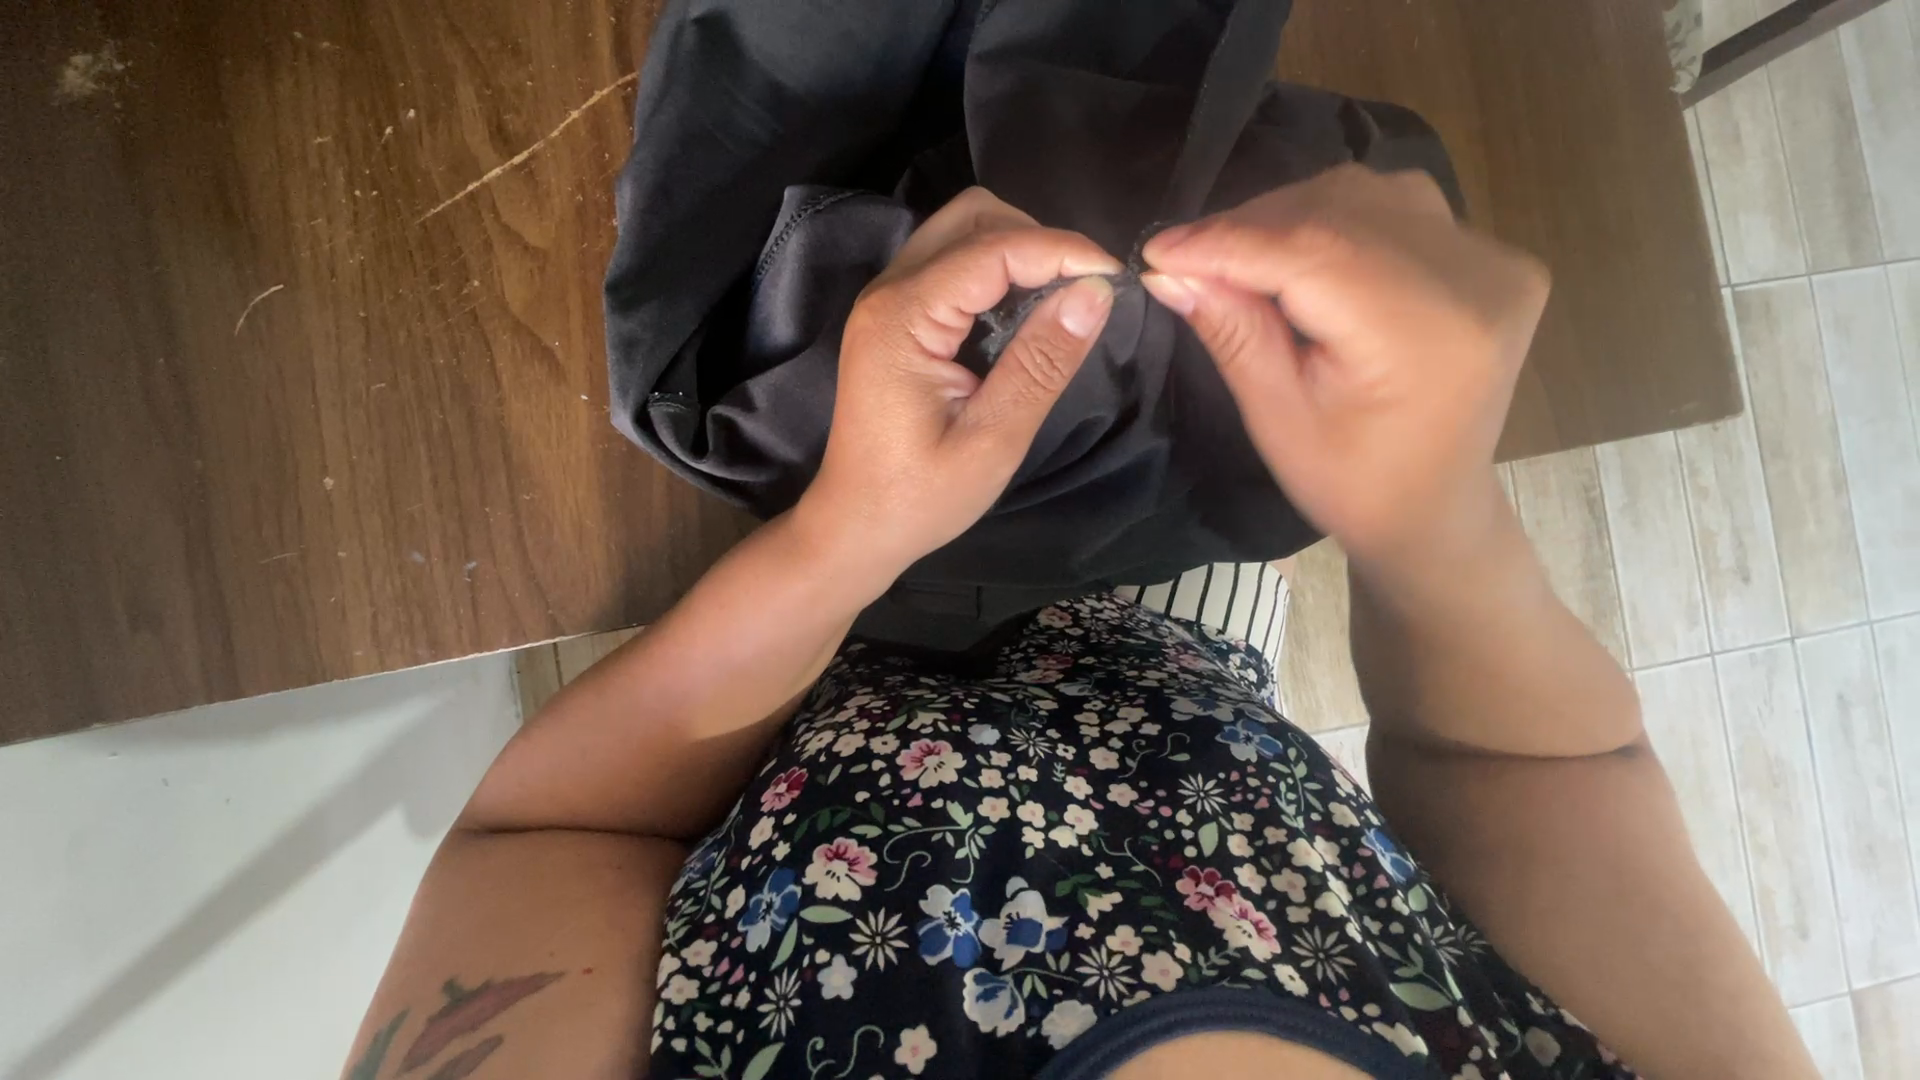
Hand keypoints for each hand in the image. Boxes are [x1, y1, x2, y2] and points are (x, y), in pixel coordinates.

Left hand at [793, 188, 1118, 589]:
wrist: (857, 525)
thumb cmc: (921, 497)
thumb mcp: (993, 438)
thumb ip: (1042, 362)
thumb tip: (1096, 291)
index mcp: (904, 318)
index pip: (994, 247)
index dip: (1062, 250)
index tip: (1115, 277)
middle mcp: (888, 293)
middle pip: (971, 217)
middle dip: (1036, 238)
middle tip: (1081, 288)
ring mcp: (885, 303)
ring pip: (959, 234)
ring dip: (1015, 251)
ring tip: (1057, 299)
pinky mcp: (892, 320)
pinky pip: (949, 266)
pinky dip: (993, 273)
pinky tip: (1019, 314)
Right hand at [1139, 165, 1548, 573]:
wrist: (1431, 507)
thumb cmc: (1348, 484)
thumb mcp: (1276, 418)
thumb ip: (1232, 333)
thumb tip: (1170, 269)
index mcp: (1423, 333)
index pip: (1312, 251)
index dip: (1227, 241)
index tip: (1157, 250)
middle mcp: (1474, 277)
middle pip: (1340, 210)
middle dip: (1249, 224)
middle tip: (1186, 256)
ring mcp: (1492, 260)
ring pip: (1366, 196)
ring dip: (1285, 215)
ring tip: (1232, 254)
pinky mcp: (1491, 257)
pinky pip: (1395, 209)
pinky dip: (1329, 219)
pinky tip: (1290, 252)